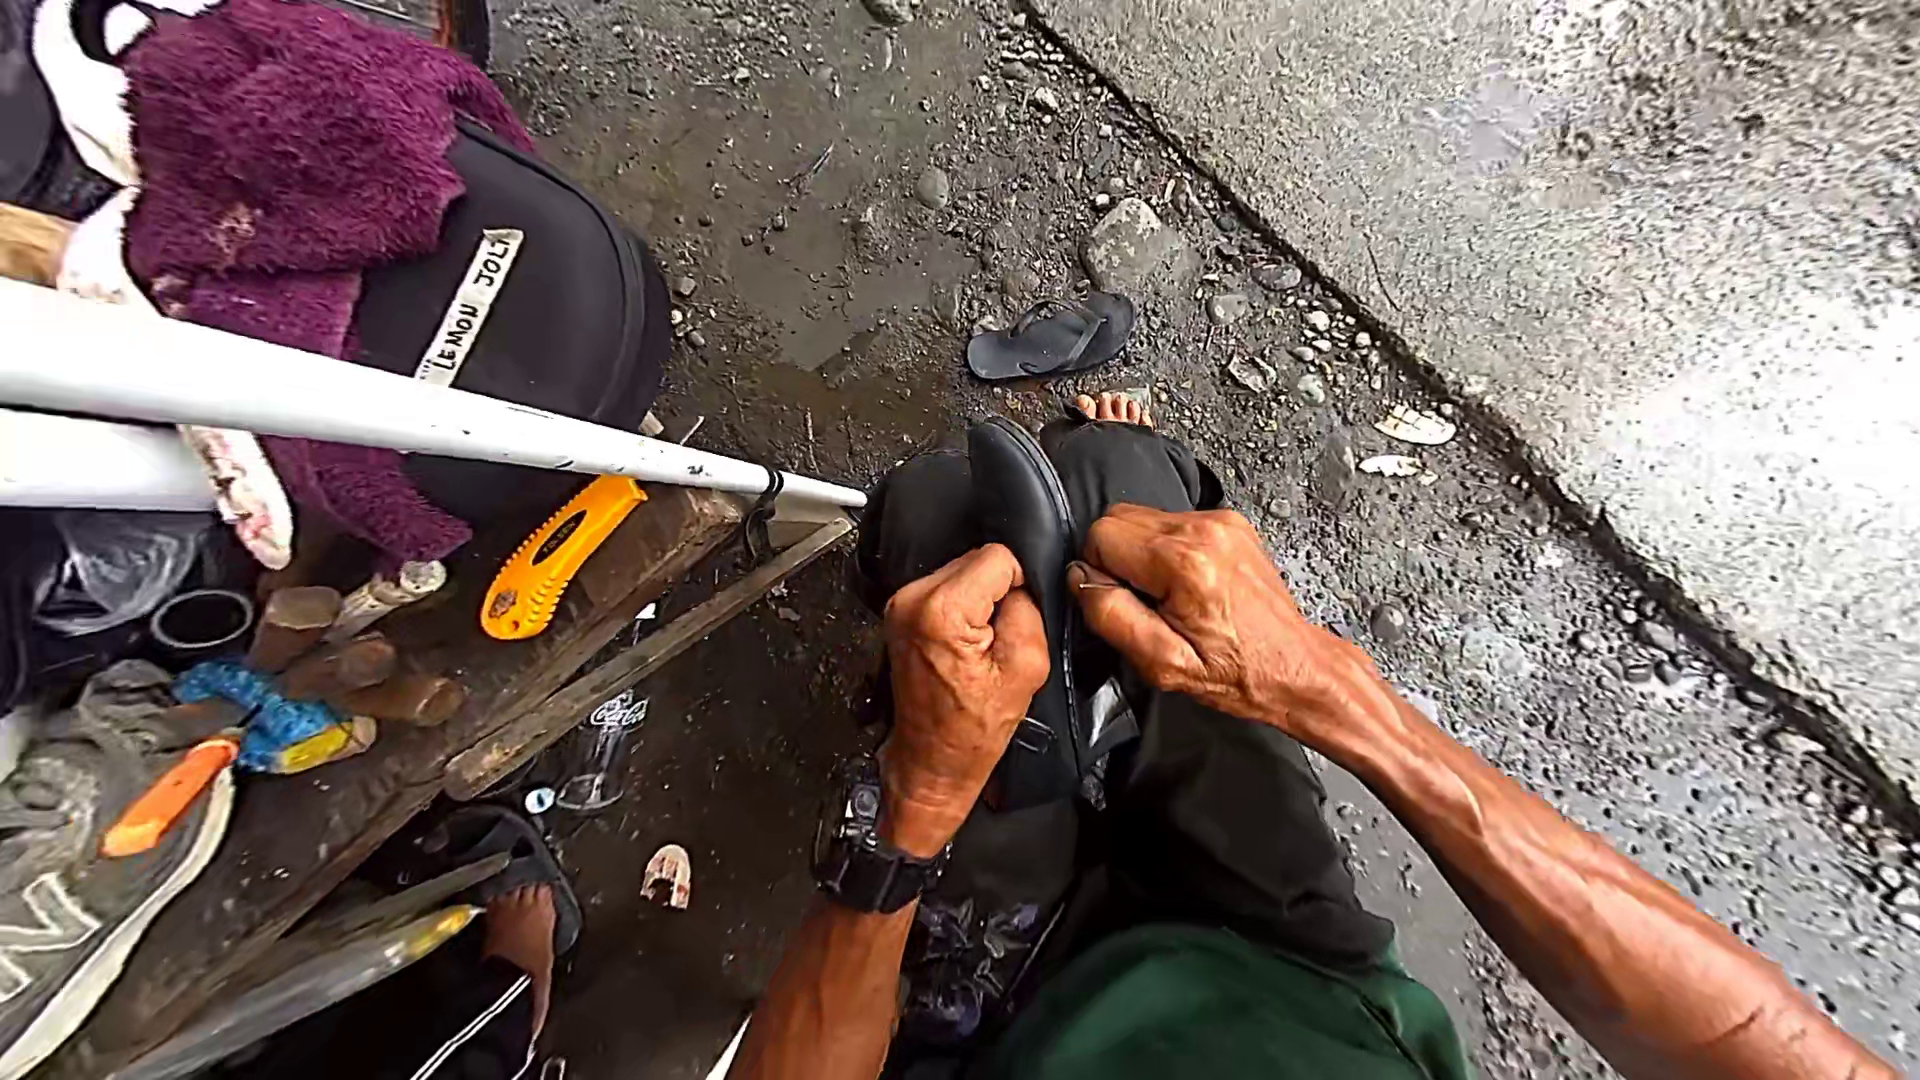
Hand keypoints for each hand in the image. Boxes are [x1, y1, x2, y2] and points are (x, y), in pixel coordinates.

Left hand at [880, 544, 1048, 855]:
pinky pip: (947, 587)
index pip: (998, 555)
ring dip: (979, 599)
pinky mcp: (900, 611)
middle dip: (996, 591)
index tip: (1013, 616)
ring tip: (977, 644)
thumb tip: (1020, 582)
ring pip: (962, 570)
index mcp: (942, 610)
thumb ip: (1028, 608)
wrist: (933, 758)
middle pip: (977, 559)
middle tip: (995, 638)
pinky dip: (962, 606)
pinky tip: (963, 642)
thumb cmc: (971, 729)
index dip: (1019, 582)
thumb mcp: (1028, 667)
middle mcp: (912, 599)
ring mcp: (900, 604)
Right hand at [1068, 505, 1394, 747]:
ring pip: (1139, 516)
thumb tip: (1080, 579)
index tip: (1121, 599)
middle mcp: (1204, 529)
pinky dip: (1160, 547)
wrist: (1296, 666)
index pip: (1100, 534)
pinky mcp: (1227, 521)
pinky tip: (1181, 581)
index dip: (1097, 570)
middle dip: (1113, 557)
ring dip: (1137, 552)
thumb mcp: (1161, 663)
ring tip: (1165, 592)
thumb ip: (1110, 615)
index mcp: (1184, 563)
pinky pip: (1166, 520)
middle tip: (1141, 597)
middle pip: (1116, 517)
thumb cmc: (1238, 672)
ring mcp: (1219, 521)